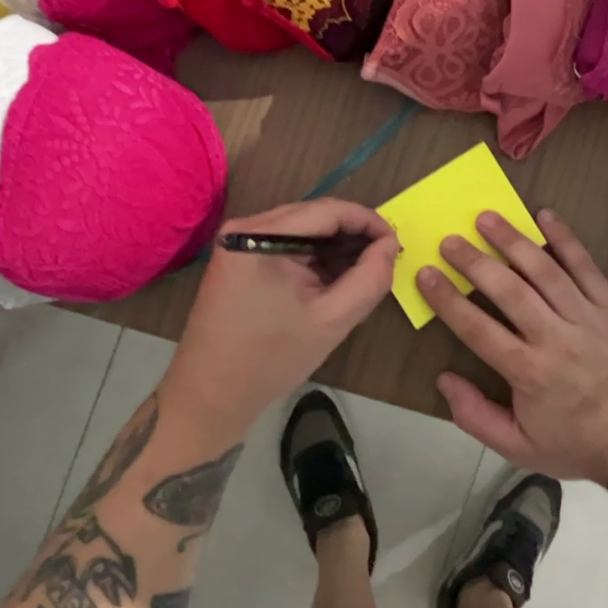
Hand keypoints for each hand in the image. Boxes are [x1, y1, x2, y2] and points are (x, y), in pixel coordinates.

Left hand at [160, 200, 399, 439]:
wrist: (210, 397)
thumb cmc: (269, 359)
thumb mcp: (331, 320)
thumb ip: (369, 278)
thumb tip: (391, 246)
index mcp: (259, 234)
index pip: (328, 210)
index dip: (369, 222)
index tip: (397, 246)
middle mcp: (245, 227)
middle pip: (315, 217)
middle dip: (353, 237)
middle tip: (384, 262)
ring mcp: (239, 243)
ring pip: (303, 231)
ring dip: (335, 249)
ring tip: (363, 275)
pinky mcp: (239, 260)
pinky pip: (288, 247)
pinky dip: (314, 260)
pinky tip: (333, 282)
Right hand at [420, 209, 607, 483]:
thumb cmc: (579, 444)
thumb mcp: (520, 447)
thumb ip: (476, 416)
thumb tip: (443, 380)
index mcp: (529, 373)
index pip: (478, 328)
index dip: (448, 300)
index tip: (426, 274)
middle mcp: (556, 339)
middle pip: (509, 291)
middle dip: (475, 262)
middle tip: (450, 240)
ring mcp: (587, 318)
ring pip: (545, 271)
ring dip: (513, 241)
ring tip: (487, 218)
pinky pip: (586, 267)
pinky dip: (565, 240)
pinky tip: (545, 216)